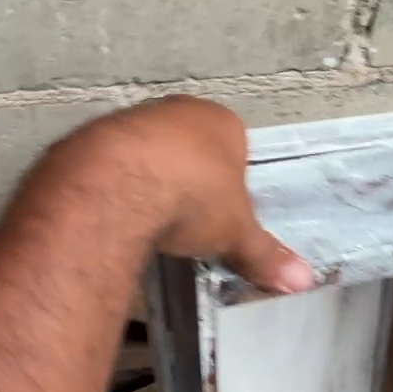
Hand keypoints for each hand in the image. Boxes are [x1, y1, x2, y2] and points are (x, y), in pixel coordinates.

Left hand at [36, 96, 313, 293]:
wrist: (117, 185)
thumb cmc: (190, 196)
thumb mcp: (236, 233)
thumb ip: (265, 255)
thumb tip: (300, 279)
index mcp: (221, 123)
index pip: (234, 148)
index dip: (228, 184)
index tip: (220, 214)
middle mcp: (175, 112)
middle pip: (187, 148)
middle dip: (187, 181)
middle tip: (186, 223)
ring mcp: (130, 121)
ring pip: (146, 154)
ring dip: (148, 183)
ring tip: (149, 224)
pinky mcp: (91, 140)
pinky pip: (109, 167)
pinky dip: (113, 190)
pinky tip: (116, 218)